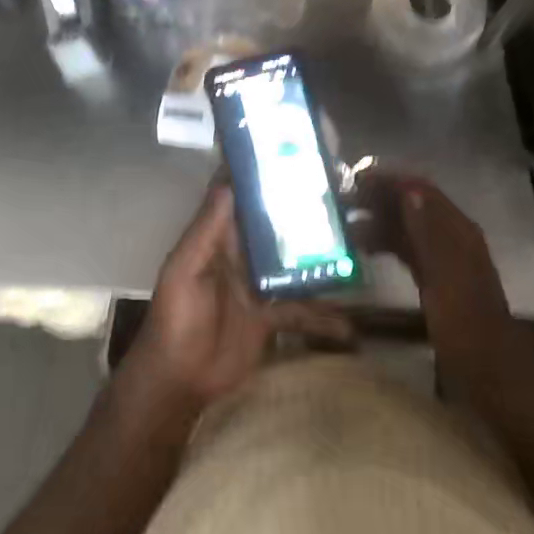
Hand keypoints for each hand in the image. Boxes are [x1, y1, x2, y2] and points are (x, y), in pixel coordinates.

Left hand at [123, 181, 351, 412]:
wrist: (180, 380)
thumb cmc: (176, 319)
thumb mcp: (184, 271)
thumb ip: (207, 230)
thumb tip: (229, 183)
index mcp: (217, 238)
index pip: (238, 199)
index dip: (258, 176)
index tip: (288, 153)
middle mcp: (240, 255)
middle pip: (273, 227)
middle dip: (300, 212)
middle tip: (339, 195)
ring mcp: (259, 285)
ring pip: (294, 264)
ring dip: (319, 259)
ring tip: (357, 247)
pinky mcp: (271, 316)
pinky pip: (301, 311)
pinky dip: (323, 318)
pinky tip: (350, 327)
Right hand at [349, 170, 513, 358]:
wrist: (489, 371)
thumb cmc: (466, 324)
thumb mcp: (444, 277)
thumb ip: (427, 233)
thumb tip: (408, 190)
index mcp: (457, 231)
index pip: (421, 191)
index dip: (390, 181)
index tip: (354, 179)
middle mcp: (451, 238)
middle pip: (412, 206)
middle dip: (378, 200)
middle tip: (340, 203)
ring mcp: (443, 260)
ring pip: (406, 229)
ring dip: (378, 223)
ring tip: (344, 226)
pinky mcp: (434, 280)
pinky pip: (406, 251)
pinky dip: (385, 246)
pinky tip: (362, 251)